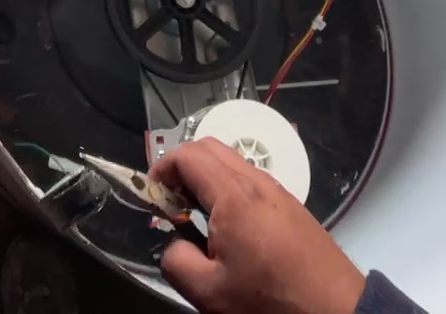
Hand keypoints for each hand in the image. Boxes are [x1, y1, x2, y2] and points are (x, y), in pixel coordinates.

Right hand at [149, 138, 365, 313]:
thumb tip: (174, 244)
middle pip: (208, 148)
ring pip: (231, 162)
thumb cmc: (273, 304)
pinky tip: (231, 229)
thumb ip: (177, 262)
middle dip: (181, 167)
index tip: (153, 198)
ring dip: (206, 177)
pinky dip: (229, 189)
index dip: (161, 169)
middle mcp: (255, 181)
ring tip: (199, 218)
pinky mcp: (292, 207)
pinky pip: (250, 180)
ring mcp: (278, 191)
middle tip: (172, 203)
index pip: (186, 155)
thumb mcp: (212, 295)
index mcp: (233, 194)